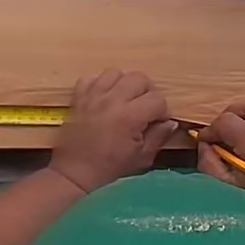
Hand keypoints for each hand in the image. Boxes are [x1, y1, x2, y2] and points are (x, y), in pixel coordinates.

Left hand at [49, 69, 177, 192]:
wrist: (74, 172)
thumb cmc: (110, 167)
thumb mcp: (142, 157)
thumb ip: (159, 136)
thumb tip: (170, 122)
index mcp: (130, 116)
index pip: (158, 99)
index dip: (163, 111)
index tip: (158, 122)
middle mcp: (112, 100)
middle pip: (139, 78)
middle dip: (148, 92)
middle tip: (145, 108)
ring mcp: (93, 95)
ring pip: (116, 72)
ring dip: (125, 84)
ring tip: (125, 99)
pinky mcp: (78, 97)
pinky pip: (92, 78)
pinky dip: (101, 84)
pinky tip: (105, 98)